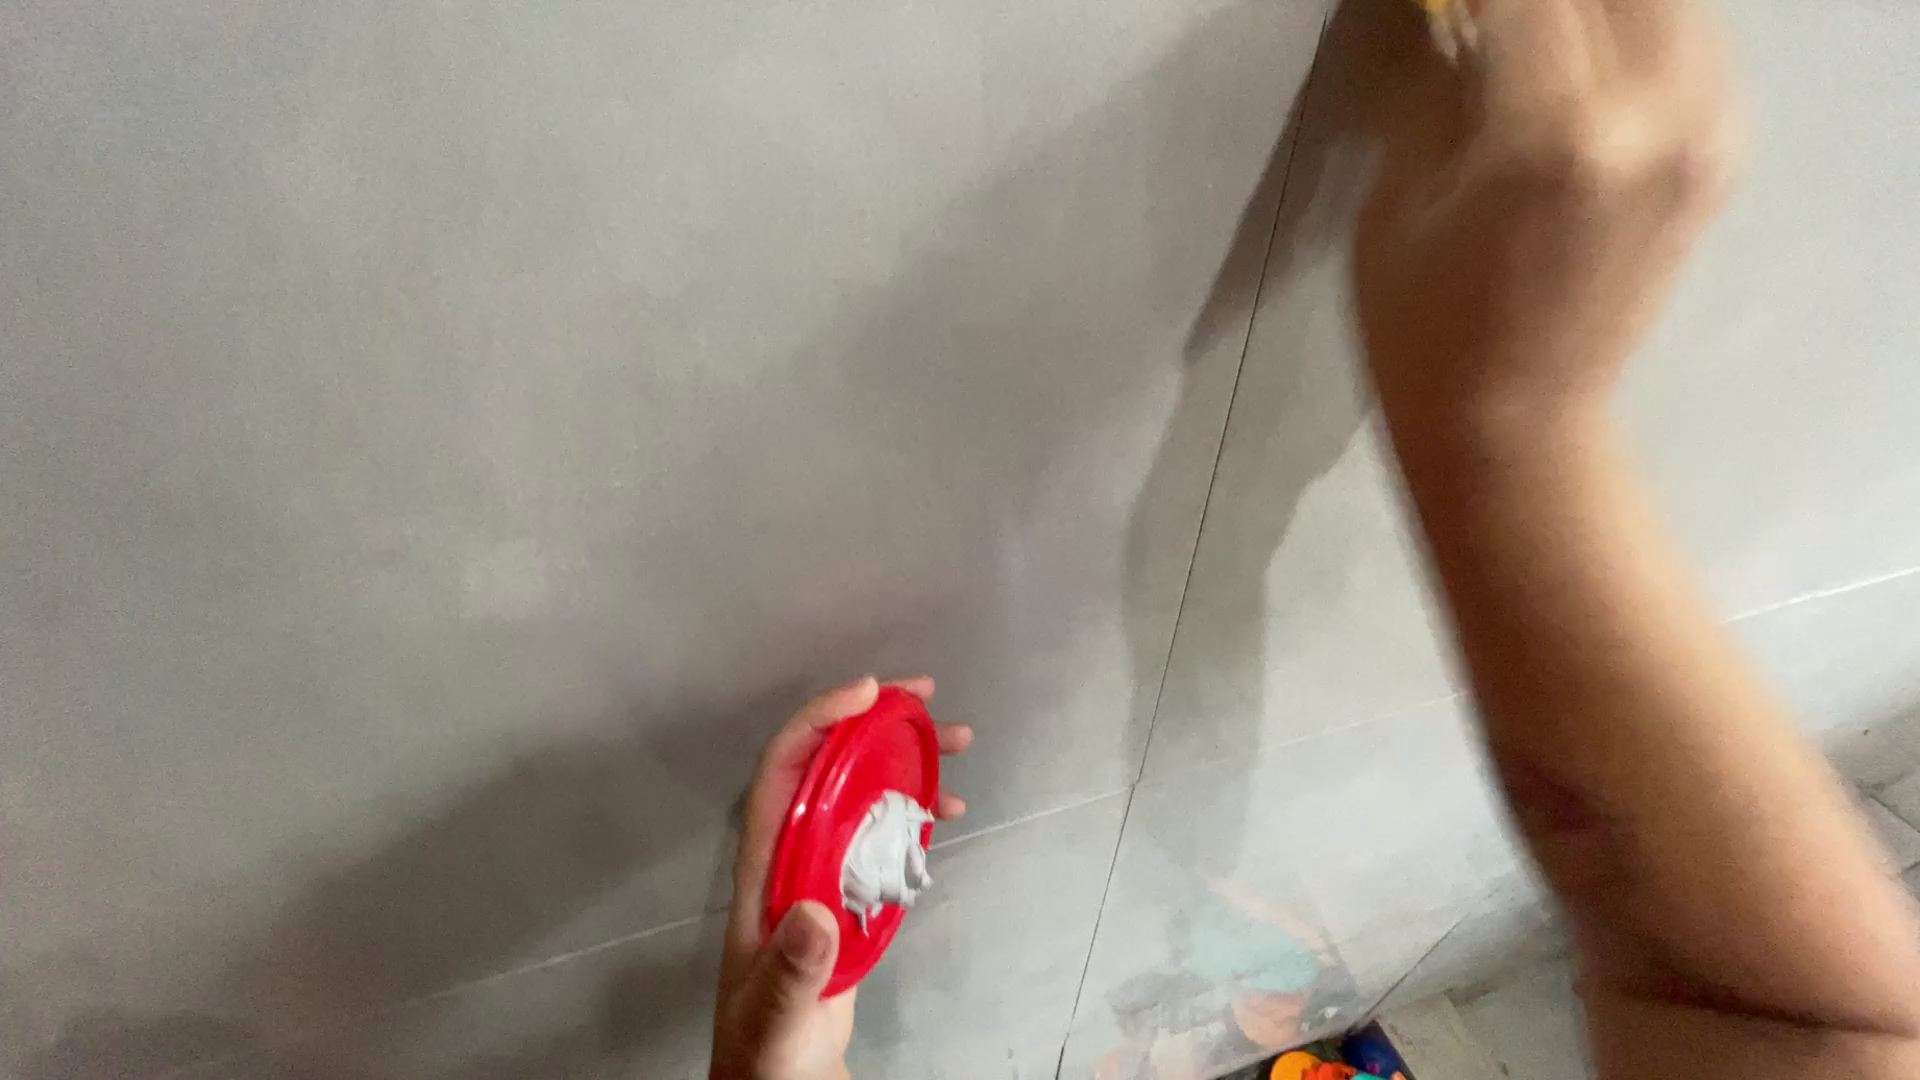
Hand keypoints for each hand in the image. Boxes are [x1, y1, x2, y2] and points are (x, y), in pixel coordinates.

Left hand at [710, 676, 972, 1079]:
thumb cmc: (766, 1048)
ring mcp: (826, 863)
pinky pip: (886, 828)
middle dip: (877, 721)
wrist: (783, 1078)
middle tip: (928, 698)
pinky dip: (918, 809)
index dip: (821, 720)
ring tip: (957, 742)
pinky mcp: (853, 885)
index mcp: (767, 860)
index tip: (871, 693)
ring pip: (865, 788)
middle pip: (833, 763)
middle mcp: (795, 846)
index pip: (784, 768)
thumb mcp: (774, 1014)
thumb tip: (813, 913)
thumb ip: (790, 972)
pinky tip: (949, 809)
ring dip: (907, 757)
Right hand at [1355, 0, 1737, 438]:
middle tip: (1481, 13)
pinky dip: (1636, 29)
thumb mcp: (1392, 221)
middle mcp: (1652, 113)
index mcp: (1548, 137)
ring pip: (1667, 2)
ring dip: (1591, 6)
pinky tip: (1584, 58)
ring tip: (1532, 32)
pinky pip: (1694, 45)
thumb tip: (1446, 27)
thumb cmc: (1417, 339)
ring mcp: (1705, 131)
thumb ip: (1431, 107)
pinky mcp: (1721, 155)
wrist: (1511, 424)